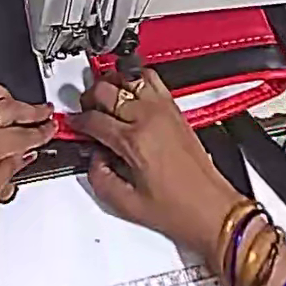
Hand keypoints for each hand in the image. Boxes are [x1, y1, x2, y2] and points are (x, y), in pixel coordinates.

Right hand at [68, 69, 244, 260]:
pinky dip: (135, 77)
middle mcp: (148, 118)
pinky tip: (130, 89)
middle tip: (86, 110)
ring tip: (104, 96)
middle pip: (106, 90)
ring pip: (127, 76)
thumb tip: (92, 158)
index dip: (78, 121)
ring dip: (111, 84)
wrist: (211, 209)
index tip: (74, 124)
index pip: (94, 119)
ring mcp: (163, 108)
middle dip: (89, 99)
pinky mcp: (174, 106)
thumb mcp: (126, 205)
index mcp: (134, 141)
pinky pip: (151, 77)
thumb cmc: (178, 208)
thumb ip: (99, 179)